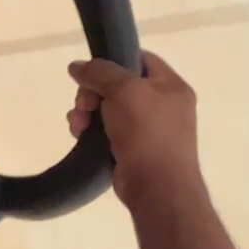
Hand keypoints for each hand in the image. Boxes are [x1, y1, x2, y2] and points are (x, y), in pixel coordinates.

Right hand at [67, 52, 202, 208]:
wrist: (158, 190)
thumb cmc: (147, 133)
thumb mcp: (123, 90)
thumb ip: (99, 71)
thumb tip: (77, 67)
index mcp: (171, 86)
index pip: (139, 58)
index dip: (113, 59)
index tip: (91, 69)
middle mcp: (163, 105)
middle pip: (117, 83)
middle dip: (92, 91)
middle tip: (83, 102)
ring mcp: (148, 129)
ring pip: (107, 106)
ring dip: (86, 110)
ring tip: (77, 123)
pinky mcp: (133, 148)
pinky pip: (105, 128)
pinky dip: (89, 128)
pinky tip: (79, 134)